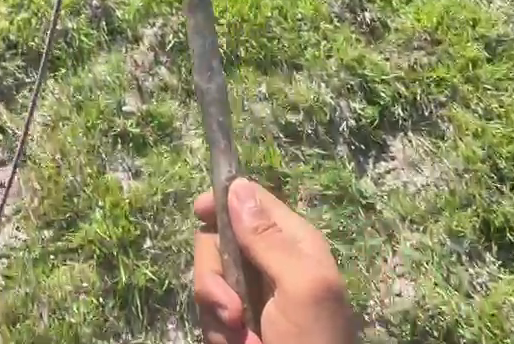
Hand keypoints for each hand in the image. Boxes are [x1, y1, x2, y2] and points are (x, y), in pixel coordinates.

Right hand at [192, 178, 359, 343]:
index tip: (200, 213)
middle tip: (232, 308)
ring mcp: (251, 293)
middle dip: (215, 273)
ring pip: (209, 277)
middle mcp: (269, 261)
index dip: (222, 201)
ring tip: (241, 337)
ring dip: (217, 310)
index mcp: (292, 242)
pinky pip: (210, 312)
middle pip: (218, 238)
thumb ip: (268, 238)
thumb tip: (237, 186)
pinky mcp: (237, 322)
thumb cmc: (313, 342)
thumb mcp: (301, 286)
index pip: (250, 199)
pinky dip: (218, 332)